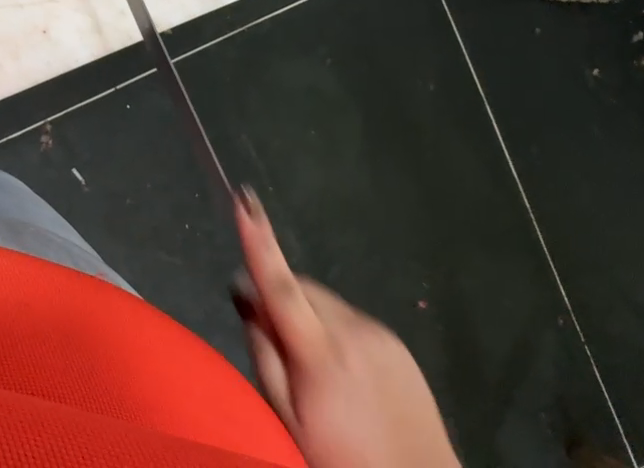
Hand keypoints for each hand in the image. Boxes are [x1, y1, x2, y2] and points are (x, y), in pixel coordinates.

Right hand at [233, 189, 461, 467]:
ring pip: (324, 302)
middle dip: (278, 298)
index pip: (279, 284)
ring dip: (305, 315)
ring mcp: (381, 336)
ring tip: (307, 365)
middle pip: (300, 288)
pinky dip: (331, 329)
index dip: (258, 240)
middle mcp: (354, 331)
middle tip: (269, 340)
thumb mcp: (286, 419)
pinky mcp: (399, 346)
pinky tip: (338, 371)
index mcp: (321, 352)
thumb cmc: (340, 458)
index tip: (245, 201)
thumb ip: (264, 355)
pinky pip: (350, 320)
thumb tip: (247, 300)